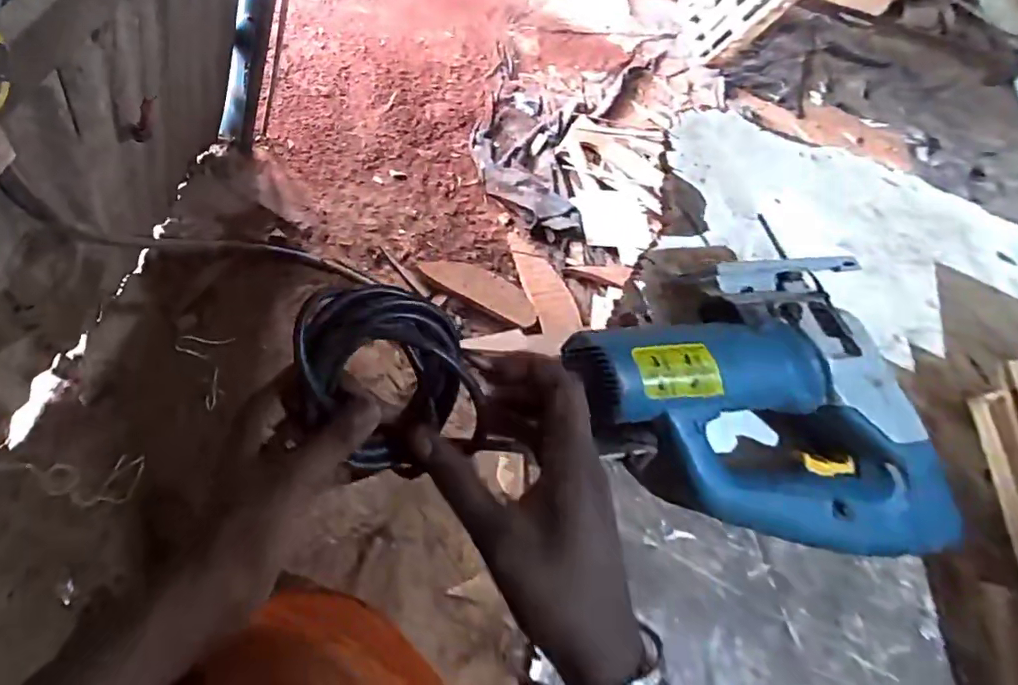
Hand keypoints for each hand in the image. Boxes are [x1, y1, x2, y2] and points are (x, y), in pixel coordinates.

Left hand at [28, 369, 377, 684]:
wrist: (218, 586)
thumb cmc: (249, 524)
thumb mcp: (293, 477)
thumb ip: (332, 440)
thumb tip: (370, 402)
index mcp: (257, 416)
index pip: (296, 376)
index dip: (329, 371)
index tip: (368, 374)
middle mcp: (266, 430)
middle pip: (309, 404)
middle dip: (345, 403)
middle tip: (389, 404)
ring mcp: (276, 461)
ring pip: (317, 435)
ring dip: (348, 433)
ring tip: (391, 428)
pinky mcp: (286, 491)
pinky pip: (320, 466)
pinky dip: (344, 462)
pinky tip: (376, 462)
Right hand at [407, 356, 646, 684]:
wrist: (603, 654)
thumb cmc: (553, 590)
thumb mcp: (495, 535)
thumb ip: (455, 479)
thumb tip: (414, 431)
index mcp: (573, 460)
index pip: (562, 385)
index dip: (524, 364)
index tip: (479, 366)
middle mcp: (583, 459)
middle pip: (556, 397)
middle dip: (511, 381)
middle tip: (467, 383)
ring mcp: (583, 478)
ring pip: (552, 420)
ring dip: (513, 407)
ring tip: (470, 410)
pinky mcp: (577, 495)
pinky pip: (549, 445)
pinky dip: (519, 433)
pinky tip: (486, 444)